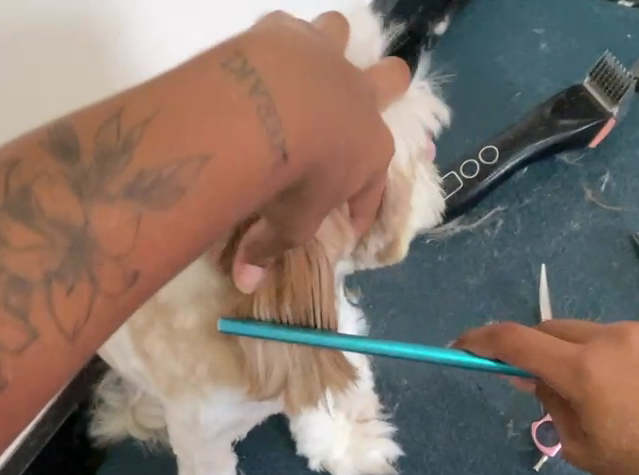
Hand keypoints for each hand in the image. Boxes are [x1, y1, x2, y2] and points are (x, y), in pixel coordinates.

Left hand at [226, 12, 410, 291]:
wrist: (268, 117)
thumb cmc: (295, 183)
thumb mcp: (286, 226)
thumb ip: (269, 249)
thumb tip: (247, 283)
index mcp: (370, 151)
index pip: (373, 186)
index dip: (361, 210)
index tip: (347, 227)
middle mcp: (358, 97)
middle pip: (391, 78)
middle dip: (383, 90)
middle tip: (358, 109)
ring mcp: (325, 58)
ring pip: (344, 34)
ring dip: (332, 49)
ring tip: (310, 70)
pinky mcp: (286, 32)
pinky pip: (288, 28)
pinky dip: (277, 45)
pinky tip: (260, 61)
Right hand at [456, 319, 638, 474]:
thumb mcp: (586, 449)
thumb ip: (553, 407)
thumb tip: (533, 380)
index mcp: (583, 369)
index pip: (515, 341)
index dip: (482, 340)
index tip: (463, 345)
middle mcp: (614, 337)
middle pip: (554, 329)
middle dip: (535, 349)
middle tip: (536, 381)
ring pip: (597, 334)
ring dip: (583, 355)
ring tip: (608, 398)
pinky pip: (636, 339)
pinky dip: (624, 358)